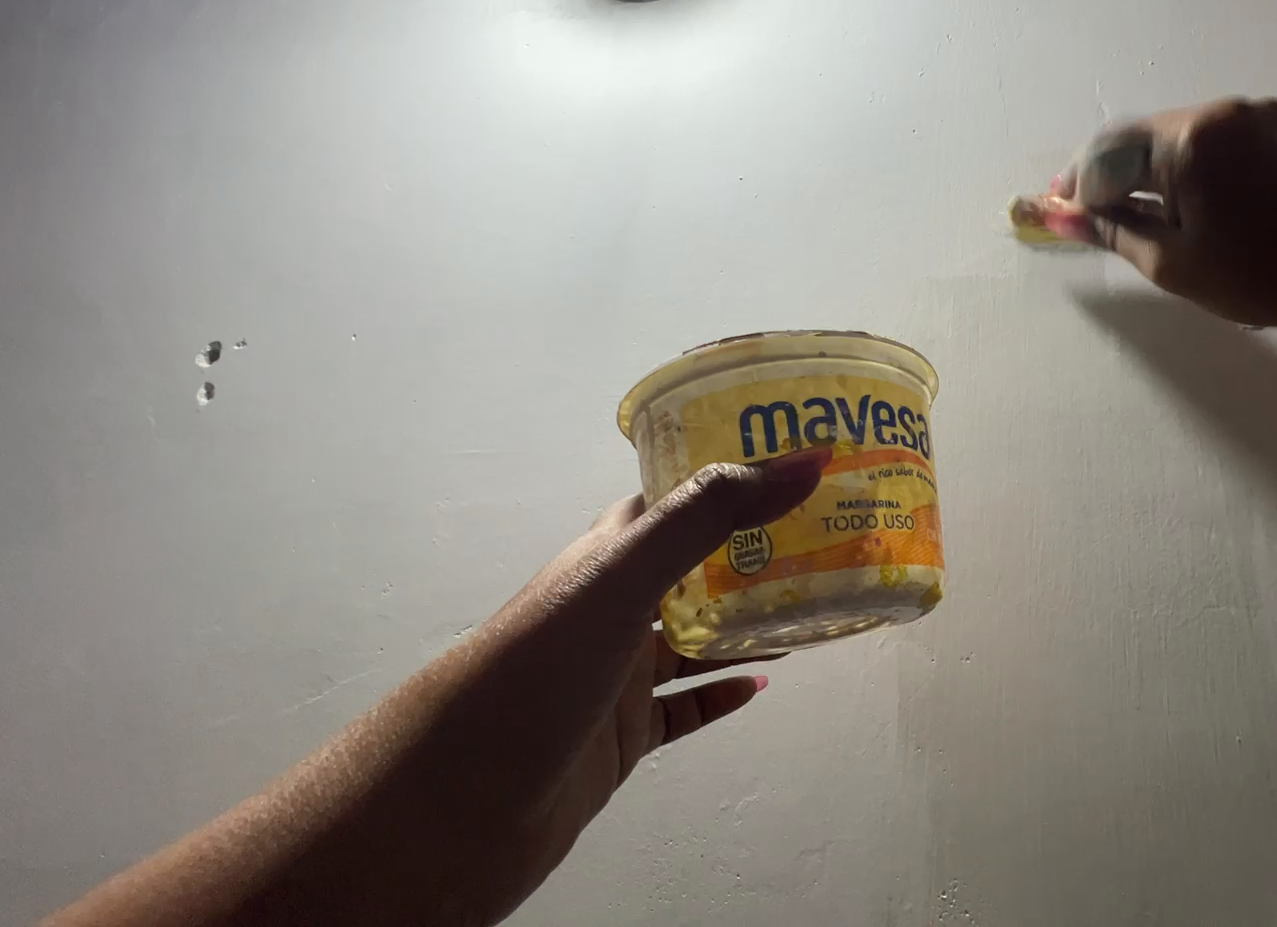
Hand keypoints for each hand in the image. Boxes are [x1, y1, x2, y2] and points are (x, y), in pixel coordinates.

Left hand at [45, 450, 834, 926]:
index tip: (799, 462)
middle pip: (703, 562)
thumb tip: (807, 463)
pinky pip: (689, 703)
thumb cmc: (534, 669)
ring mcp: (621, 668)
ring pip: (703, 633)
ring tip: (817, 601)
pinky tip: (764, 684)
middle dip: (761, 546)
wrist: (448, 813)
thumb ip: (711, 517)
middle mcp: (619, 601)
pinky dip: (726, 691)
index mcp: (613, 550)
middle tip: (829, 533)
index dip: (737, 472)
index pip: (682, 493)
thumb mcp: (624, 575)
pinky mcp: (625, 731)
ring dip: (754, 619)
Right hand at [1048, 97, 1276, 332]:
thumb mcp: (1170, 261)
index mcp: (1188, 141)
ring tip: (1131, 209)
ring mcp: (1251, 113)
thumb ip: (1112, 229)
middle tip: (1085, 210)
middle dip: (1109, 174)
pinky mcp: (1275, 124)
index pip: (1109, 153)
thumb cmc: (1255, 276)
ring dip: (1145, 169)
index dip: (1078, 184)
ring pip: (1174, 136)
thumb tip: (1061, 216)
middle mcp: (1218, 110)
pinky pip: (1210, 139)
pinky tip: (1179, 197)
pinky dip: (1183, 165)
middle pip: (1140, 137)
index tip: (1058, 210)